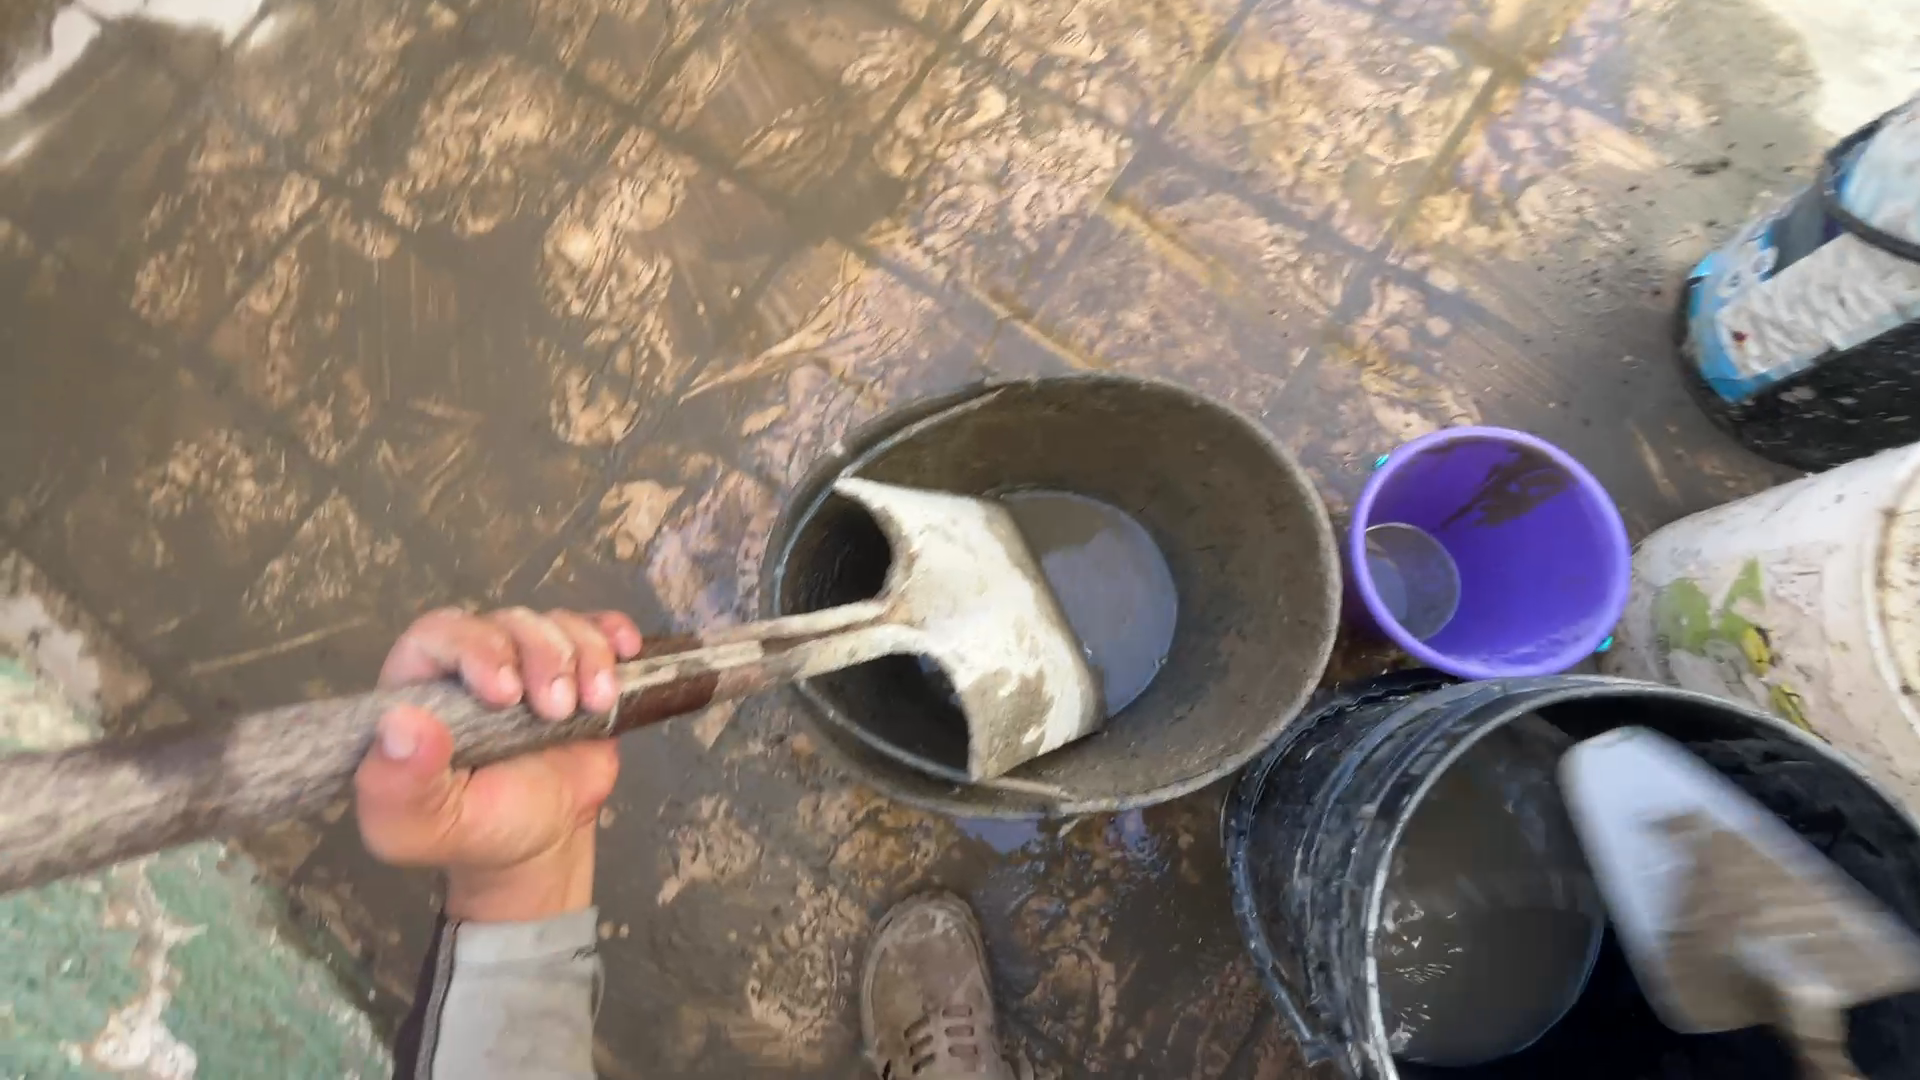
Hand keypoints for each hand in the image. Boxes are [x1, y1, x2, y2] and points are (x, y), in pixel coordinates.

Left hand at [353, 607, 642, 921]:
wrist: (546, 837)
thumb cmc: (478, 829)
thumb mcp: (421, 827)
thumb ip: (397, 784)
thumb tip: (402, 724)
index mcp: (424, 690)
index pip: (440, 635)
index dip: (476, 648)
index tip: (506, 695)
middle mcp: (478, 663)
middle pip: (510, 622)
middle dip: (544, 657)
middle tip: (558, 709)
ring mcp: (533, 660)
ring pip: (560, 623)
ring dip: (587, 655)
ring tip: (596, 704)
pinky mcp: (582, 664)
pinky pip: (600, 625)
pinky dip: (616, 632)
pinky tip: (627, 653)